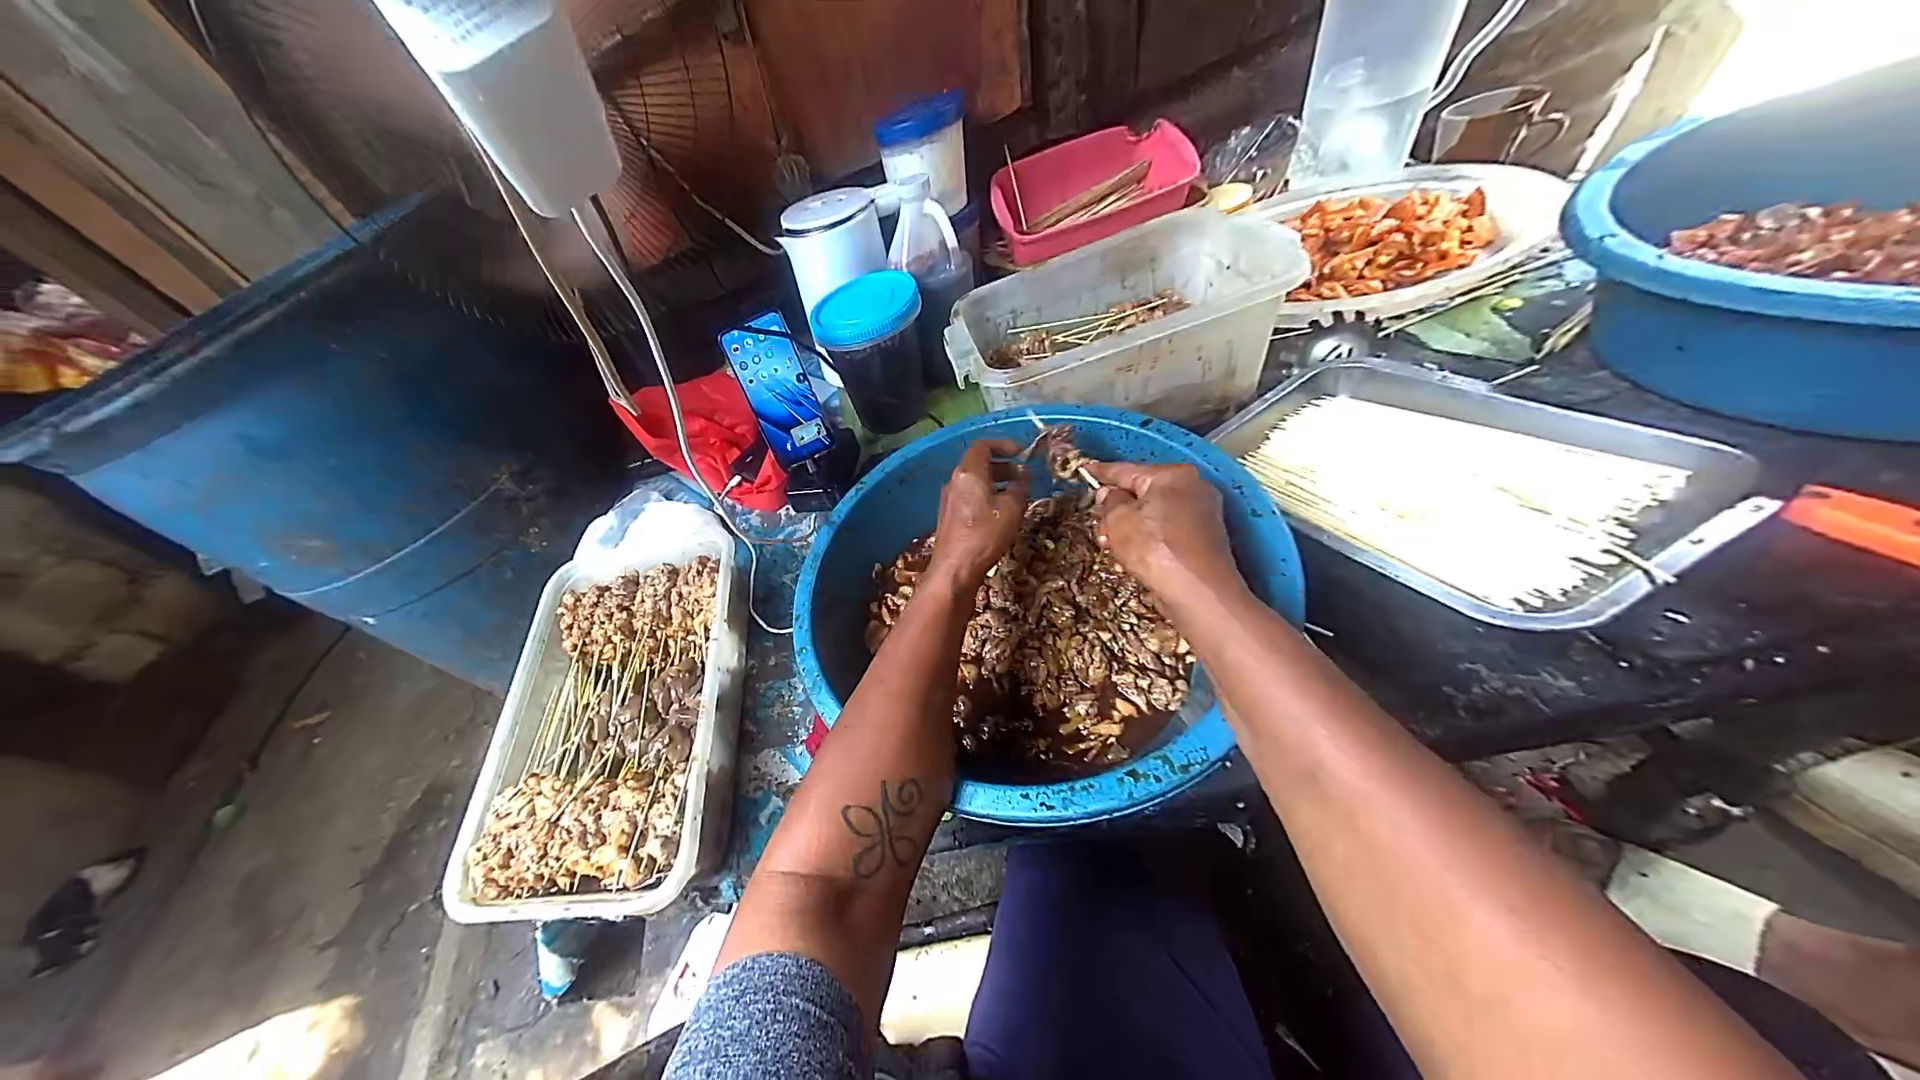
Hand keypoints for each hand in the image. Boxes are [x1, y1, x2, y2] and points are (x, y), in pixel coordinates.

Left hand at [927, 440, 1027, 587]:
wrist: (955, 569)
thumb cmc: (984, 535)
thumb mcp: (1012, 509)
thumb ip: (1020, 489)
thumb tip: (1022, 479)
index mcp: (969, 473)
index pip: (983, 445)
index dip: (1004, 445)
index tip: (1021, 453)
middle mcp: (955, 481)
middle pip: (978, 463)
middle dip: (1003, 466)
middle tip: (1023, 477)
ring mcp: (950, 500)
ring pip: (975, 482)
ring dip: (996, 483)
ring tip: (1016, 496)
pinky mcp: (949, 517)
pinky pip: (970, 497)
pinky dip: (987, 497)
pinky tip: (1000, 514)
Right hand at [1084, 461, 1243, 600]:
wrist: (1199, 591)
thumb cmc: (1155, 549)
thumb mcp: (1118, 521)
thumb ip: (1109, 501)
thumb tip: (1110, 495)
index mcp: (1172, 474)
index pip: (1126, 469)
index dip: (1101, 471)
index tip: (1084, 468)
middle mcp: (1193, 487)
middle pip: (1142, 493)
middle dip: (1117, 511)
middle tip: (1100, 530)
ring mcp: (1203, 513)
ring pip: (1154, 514)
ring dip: (1130, 529)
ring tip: (1114, 549)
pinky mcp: (1206, 538)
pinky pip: (1168, 531)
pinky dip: (1150, 540)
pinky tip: (1136, 558)